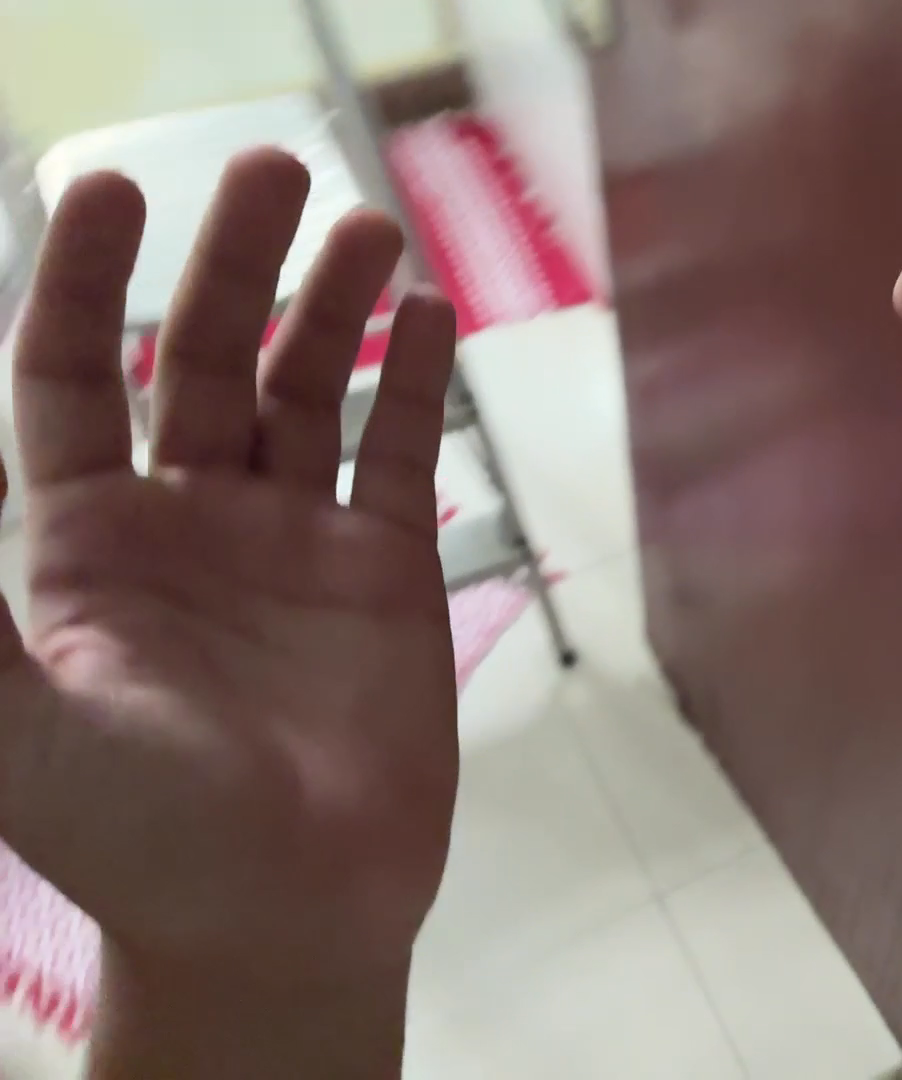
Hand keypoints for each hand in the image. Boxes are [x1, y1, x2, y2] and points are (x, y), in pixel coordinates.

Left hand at [0, 149, 456, 1031]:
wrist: (300, 892)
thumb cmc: (148, 826)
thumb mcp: (18, 718)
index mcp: (78, 539)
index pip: (71, 374)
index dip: (81, 277)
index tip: (115, 185)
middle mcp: (192, 520)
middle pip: (214, 361)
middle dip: (241, 265)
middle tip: (286, 174)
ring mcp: (303, 541)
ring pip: (321, 399)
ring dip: (344, 312)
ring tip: (378, 234)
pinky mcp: (392, 568)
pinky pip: (406, 459)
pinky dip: (419, 389)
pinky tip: (433, 328)